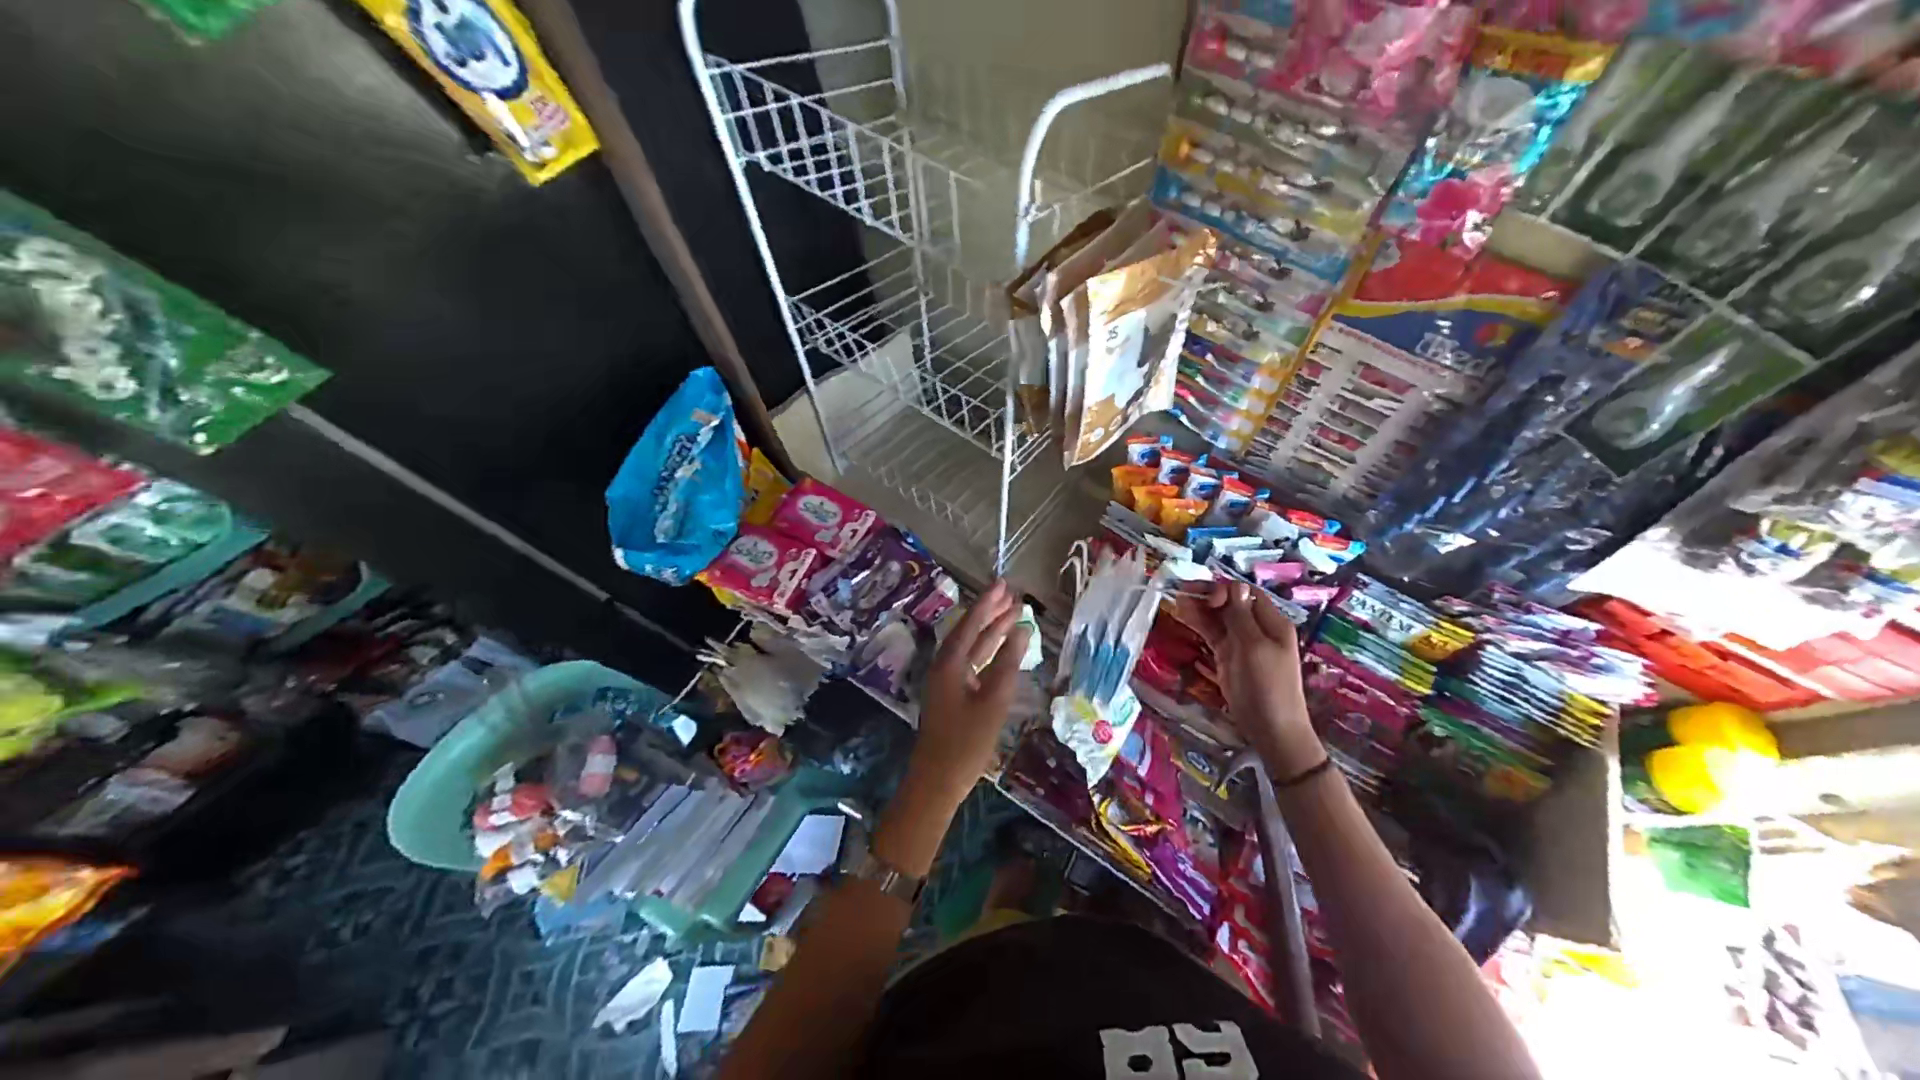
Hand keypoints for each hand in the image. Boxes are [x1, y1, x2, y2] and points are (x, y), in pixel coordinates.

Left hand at [910, 580, 1031, 799]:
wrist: (937, 781)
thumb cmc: (966, 742)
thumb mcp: (993, 701)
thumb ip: (1008, 663)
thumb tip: (1021, 630)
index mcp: (950, 663)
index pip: (971, 624)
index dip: (988, 603)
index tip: (1005, 584)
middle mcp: (945, 666)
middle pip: (969, 631)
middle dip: (990, 613)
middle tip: (1012, 594)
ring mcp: (947, 681)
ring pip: (971, 647)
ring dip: (991, 631)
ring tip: (1013, 615)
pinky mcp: (952, 695)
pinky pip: (971, 663)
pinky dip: (988, 652)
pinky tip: (1003, 649)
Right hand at [1176, 581, 1322, 775]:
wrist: (1271, 728)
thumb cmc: (1268, 685)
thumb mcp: (1254, 647)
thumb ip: (1241, 616)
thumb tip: (1233, 586)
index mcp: (1272, 622)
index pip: (1246, 593)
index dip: (1226, 590)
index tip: (1208, 598)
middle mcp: (1256, 628)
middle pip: (1230, 603)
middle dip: (1208, 595)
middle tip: (1182, 591)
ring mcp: (1241, 643)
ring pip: (1218, 618)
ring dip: (1199, 608)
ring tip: (1176, 599)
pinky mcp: (1227, 657)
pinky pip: (1212, 634)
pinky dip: (1198, 623)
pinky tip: (1183, 614)